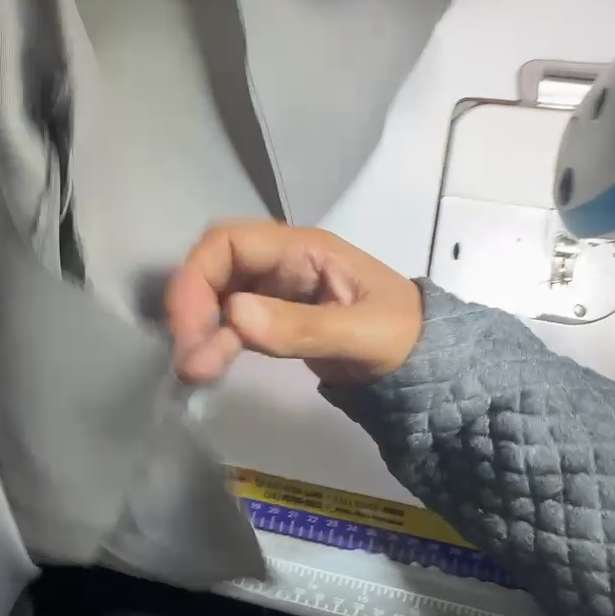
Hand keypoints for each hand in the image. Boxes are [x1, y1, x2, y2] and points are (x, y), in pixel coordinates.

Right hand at [165, 221, 422, 386]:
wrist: (425, 365)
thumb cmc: (404, 337)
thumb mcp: (363, 334)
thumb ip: (302, 326)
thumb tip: (234, 315)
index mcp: (302, 249)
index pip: (227, 242)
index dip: (197, 277)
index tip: (188, 326)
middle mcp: (279, 262)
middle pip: (213, 267)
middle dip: (192, 306)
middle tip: (188, 356)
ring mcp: (272, 290)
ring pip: (215, 297)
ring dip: (199, 331)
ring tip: (194, 373)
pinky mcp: (269, 318)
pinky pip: (227, 322)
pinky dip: (212, 343)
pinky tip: (208, 368)